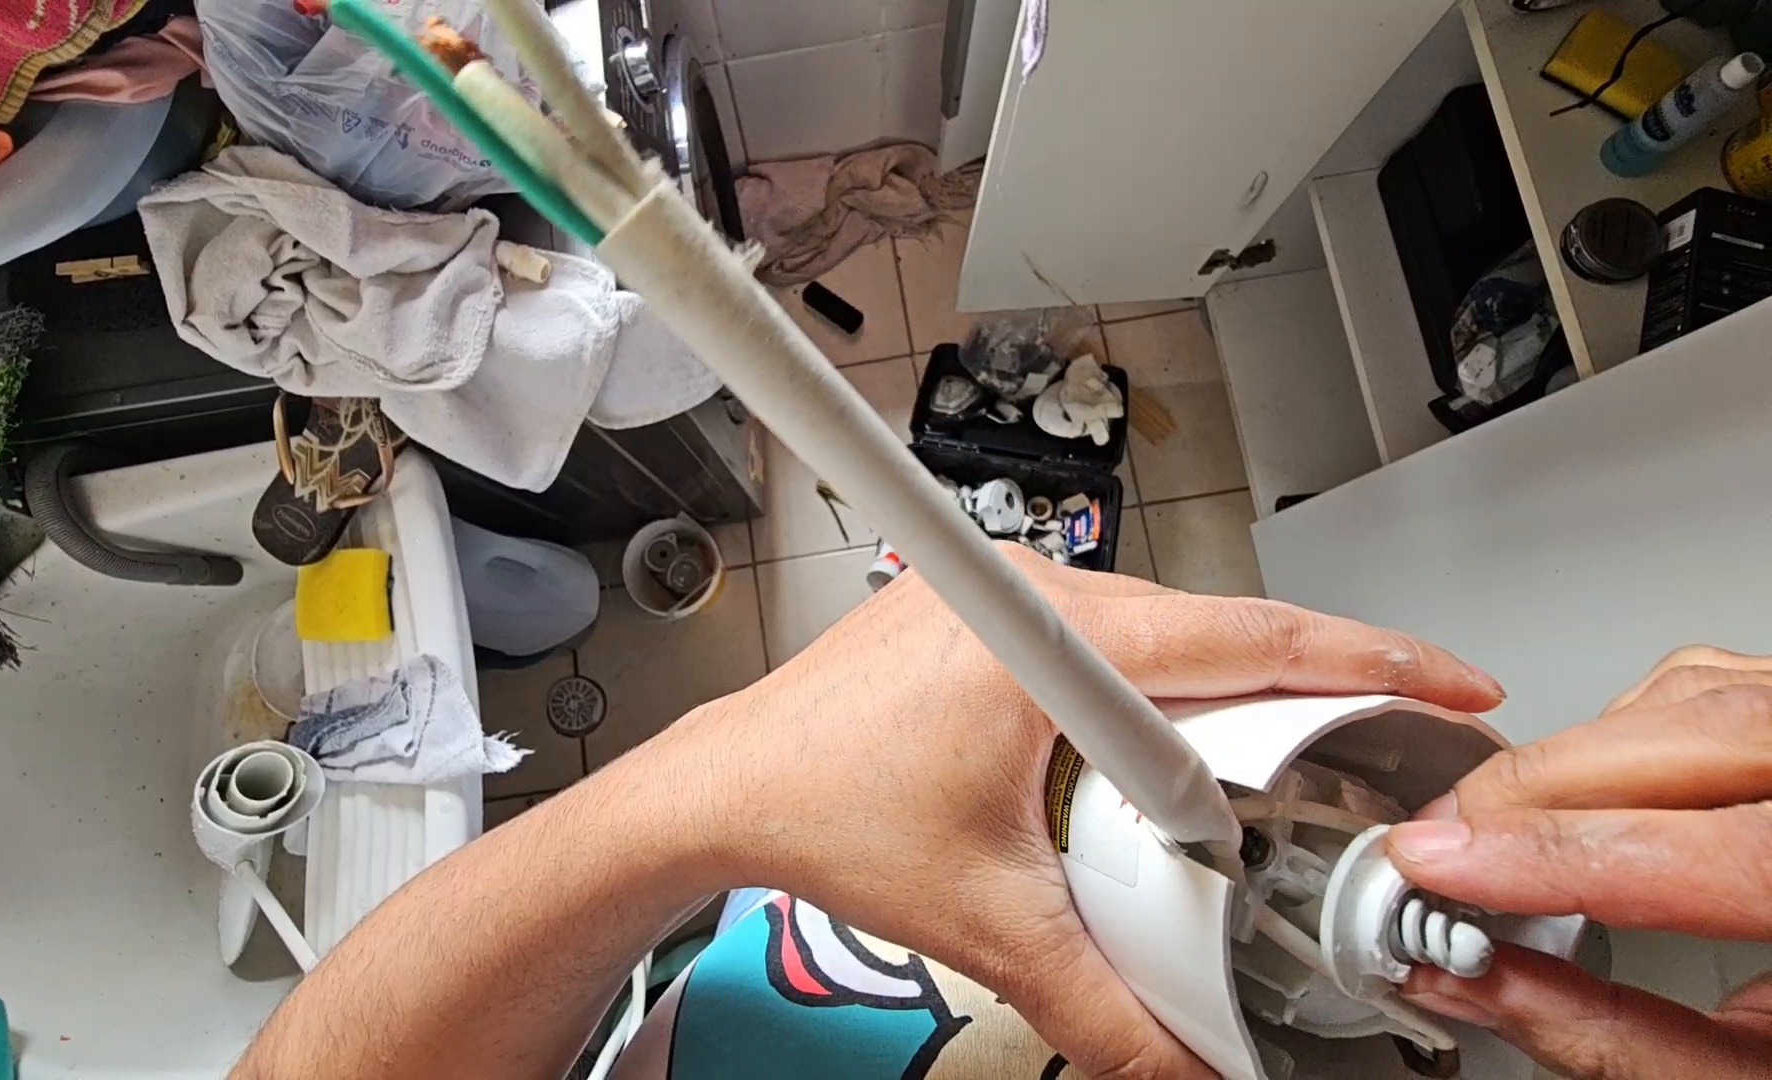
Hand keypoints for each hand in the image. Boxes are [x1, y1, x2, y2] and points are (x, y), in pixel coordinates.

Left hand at [658, 547, 1502, 1078]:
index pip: (1241, 636)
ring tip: (1245, 749)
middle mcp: (1019, 589)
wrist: (732, 780)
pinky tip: (1135, 722)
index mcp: (1040, 644)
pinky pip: (1083, 619)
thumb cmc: (824, 813)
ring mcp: (987, 584)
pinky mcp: (966, 598)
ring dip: (1202, 682)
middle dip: (1291, 687)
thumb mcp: (990, 922)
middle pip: (1200, 627)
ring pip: (1142, 621)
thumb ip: (1112, 1010)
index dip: (1364, 661)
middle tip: (1353, 749)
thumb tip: (1201, 1067)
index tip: (1443, 687)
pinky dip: (1132, 668)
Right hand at [1387, 645, 1771, 1077]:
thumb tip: (1465, 981)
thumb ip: (1617, 1038)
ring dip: (1560, 765)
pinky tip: (1594, 787)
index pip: (1736, 854)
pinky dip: (1610, 730)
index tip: (1438, 864)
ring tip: (1505, 824)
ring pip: (1673, 701)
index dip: (1558, 854)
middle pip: (1682, 751)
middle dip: (1529, 796)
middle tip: (1442, 842)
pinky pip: (1695, 682)